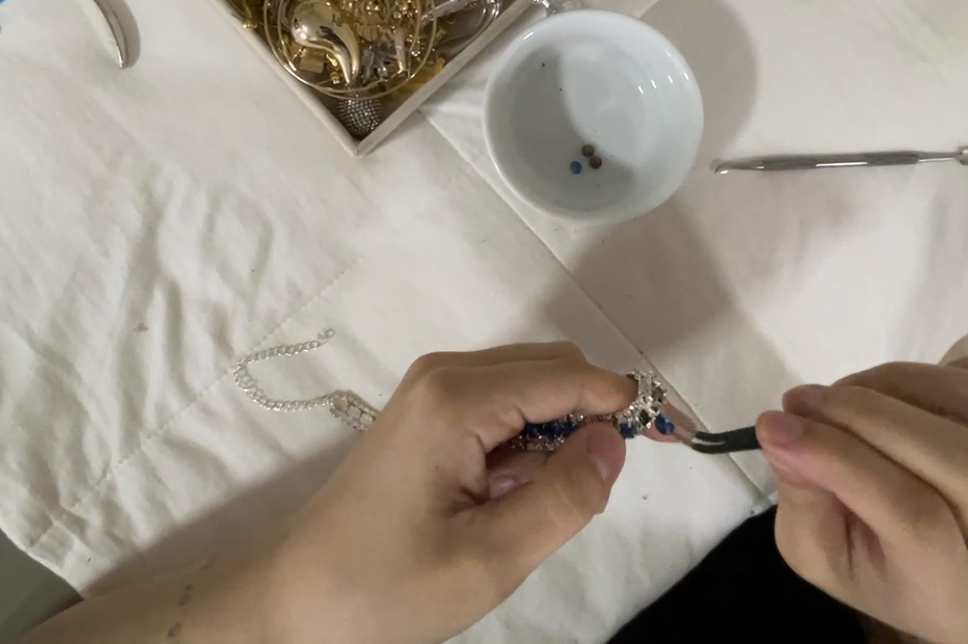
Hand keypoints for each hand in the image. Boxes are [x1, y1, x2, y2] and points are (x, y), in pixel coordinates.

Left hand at [268, 343, 634, 643]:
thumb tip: (615, 439)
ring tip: (538, 504)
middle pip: (550, 368)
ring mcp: (433, 387)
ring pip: (529, 384)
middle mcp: (446, 373)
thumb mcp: (489, 559)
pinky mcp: (429, 409)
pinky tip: (509, 492)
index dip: (621, 401)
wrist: (296, 599)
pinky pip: (501, 403)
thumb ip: (563, 497)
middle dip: (589, 415)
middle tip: (599, 489)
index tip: (671, 433)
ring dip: (556, 432)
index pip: (565, 376)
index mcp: (457, 397)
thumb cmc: (386, 586)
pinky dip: (526, 438)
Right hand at [758, 354, 967, 643]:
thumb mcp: (811, 548)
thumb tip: (782, 428)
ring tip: (853, 392)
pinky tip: (929, 378)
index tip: (774, 425)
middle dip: (871, 416)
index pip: (917, 520)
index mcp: (951, 595)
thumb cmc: (865, 560)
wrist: (931, 568)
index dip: (840, 459)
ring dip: (909, 384)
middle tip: (805, 403)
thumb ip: (799, 494)